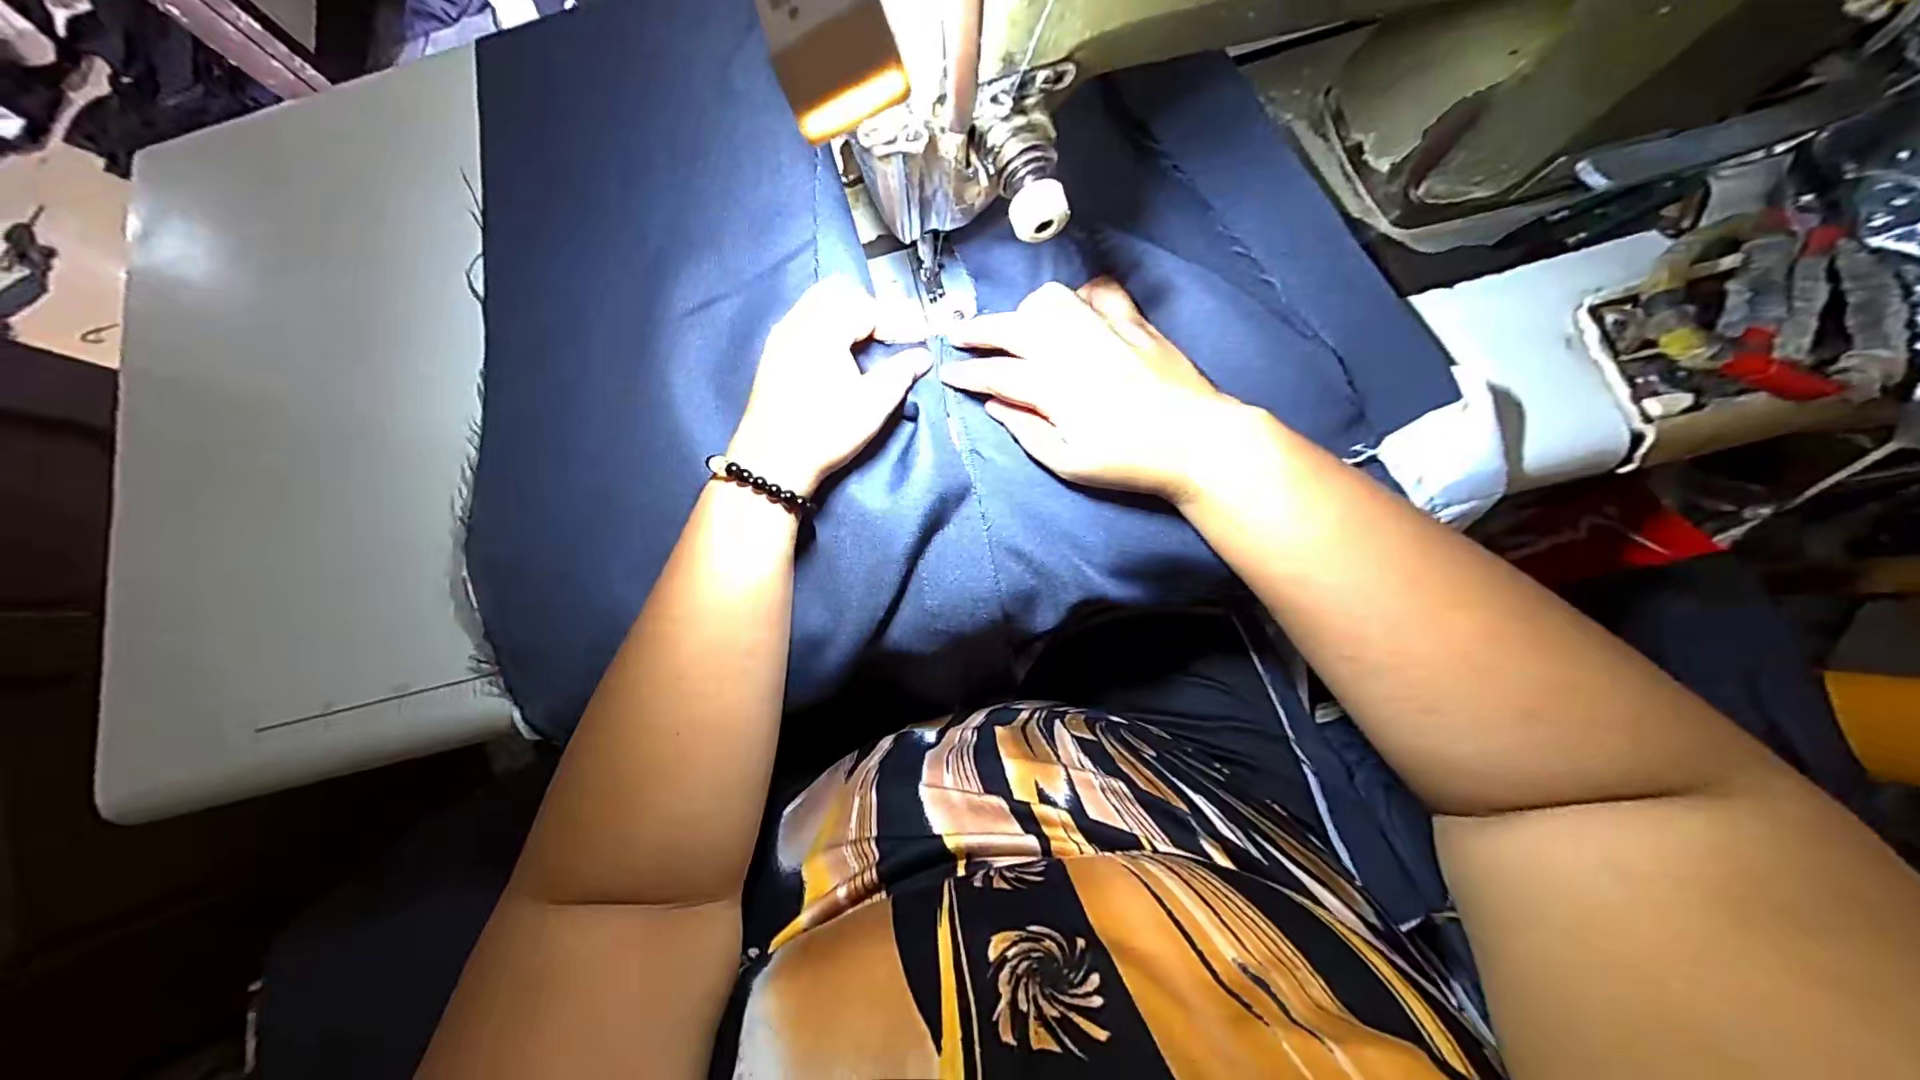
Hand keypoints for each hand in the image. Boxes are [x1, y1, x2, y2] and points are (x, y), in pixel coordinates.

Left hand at [727, 277, 931, 496]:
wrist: (772, 462)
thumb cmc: (826, 432)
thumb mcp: (873, 404)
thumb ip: (900, 373)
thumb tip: (923, 356)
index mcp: (823, 329)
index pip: (868, 307)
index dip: (899, 319)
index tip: (921, 335)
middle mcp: (798, 322)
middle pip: (841, 294)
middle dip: (873, 309)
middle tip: (897, 333)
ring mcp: (781, 336)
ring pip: (818, 301)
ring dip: (848, 312)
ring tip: (871, 337)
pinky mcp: (773, 353)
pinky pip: (803, 318)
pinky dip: (828, 321)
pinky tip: (839, 347)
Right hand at [940, 278, 1268, 505]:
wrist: (1196, 441)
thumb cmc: (1129, 462)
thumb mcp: (1068, 462)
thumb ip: (1026, 430)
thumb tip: (994, 404)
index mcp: (1054, 386)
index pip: (996, 372)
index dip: (967, 374)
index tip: (949, 374)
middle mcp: (1073, 348)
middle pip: (1013, 326)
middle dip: (978, 330)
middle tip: (959, 336)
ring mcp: (1105, 329)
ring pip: (1051, 300)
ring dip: (1025, 310)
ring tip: (1018, 326)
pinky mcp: (1134, 322)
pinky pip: (1100, 291)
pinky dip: (1080, 297)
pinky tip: (1076, 312)